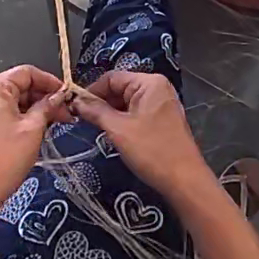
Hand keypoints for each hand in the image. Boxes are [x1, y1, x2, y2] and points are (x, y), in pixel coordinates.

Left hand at [0, 65, 72, 218]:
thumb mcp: (33, 129)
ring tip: (55, 124)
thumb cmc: (1, 160)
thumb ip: (47, 107)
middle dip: (44, 98)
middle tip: (65, 113)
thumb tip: (58, 97)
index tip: (66, 95)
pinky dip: (23, 119)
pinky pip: (6, 114)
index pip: (27, 73)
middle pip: (21, 86)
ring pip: (15, 101)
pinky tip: (39, 131)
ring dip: (36, 110)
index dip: (50, 82)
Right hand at [72, 71, 209, 197]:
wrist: (184, 180)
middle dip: (100, 102)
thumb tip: (76, 101)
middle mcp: (157, 88)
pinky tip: (113, 133)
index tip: (73, 107)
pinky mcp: (162, 119)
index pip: (112, 77)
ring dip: (110, 113)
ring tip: (94, 128)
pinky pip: (136, 113)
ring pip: (127, 102)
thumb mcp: (118, 129)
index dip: (91, 91)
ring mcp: (162, 104)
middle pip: (120, 88)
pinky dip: (122, 120)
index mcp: (149, 82)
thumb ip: (95, 111)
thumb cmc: (151, 150)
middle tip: (81, 120)